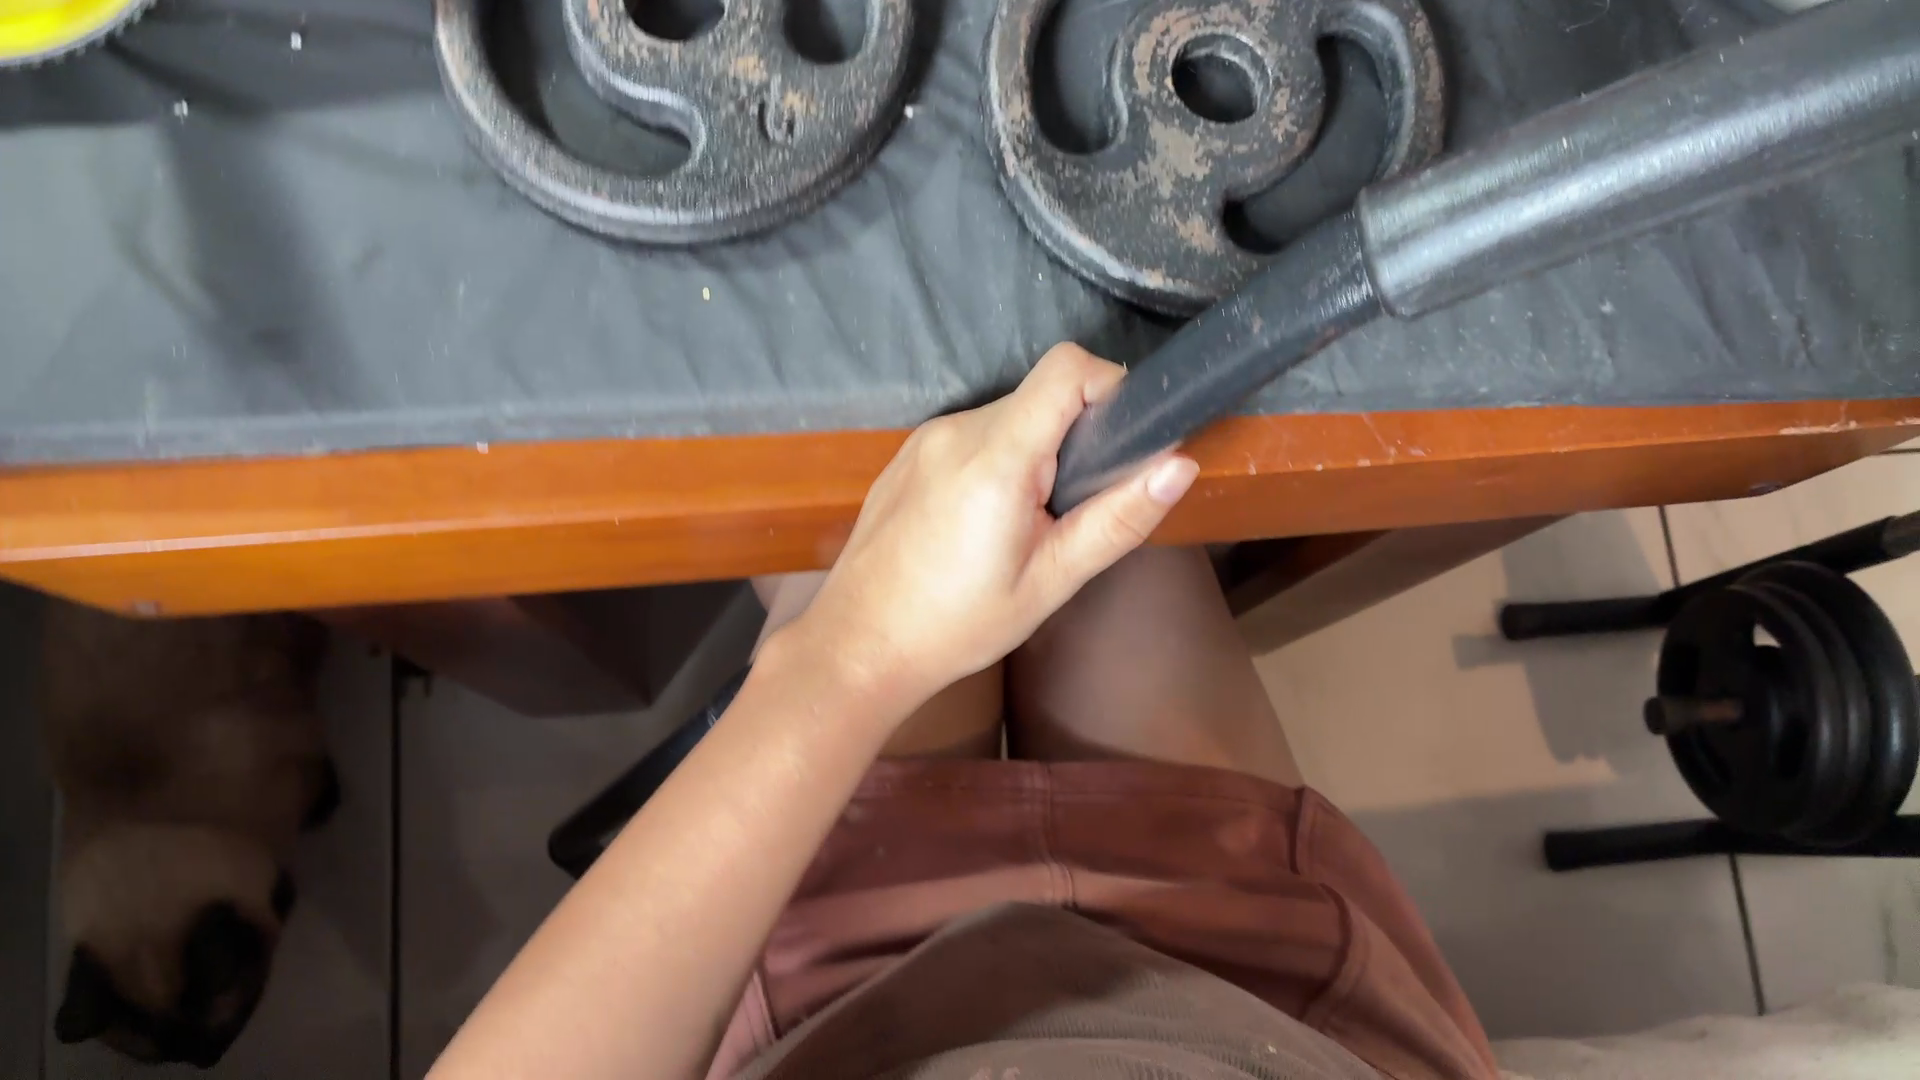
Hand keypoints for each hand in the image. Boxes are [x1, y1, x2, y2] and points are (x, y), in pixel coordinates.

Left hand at [775, 343, 1198, 711]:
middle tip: (1068, 512)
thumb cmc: (958, 623)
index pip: (1066, 367)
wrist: (859, 643)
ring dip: (1034, 456)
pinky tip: (981, 523)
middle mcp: (955, 430)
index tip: (1122, 444)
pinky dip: (997, 462)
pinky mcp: (908, 453)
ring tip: (1022, 527)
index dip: (1108, 388)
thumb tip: (1180, 464)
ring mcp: (925, 438)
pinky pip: (972, 437)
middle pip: (1040, 397)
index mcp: (995, 456)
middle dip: (1073, 440)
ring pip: (1008, 418)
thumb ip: (1117, 519)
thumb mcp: (1050, 581)